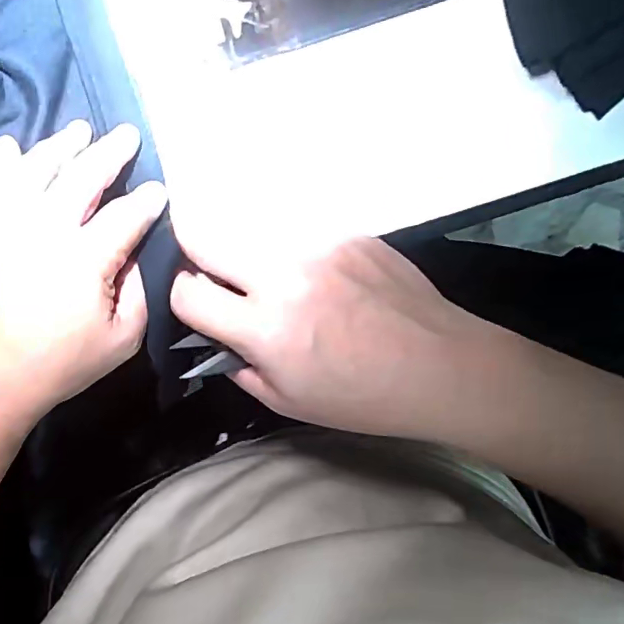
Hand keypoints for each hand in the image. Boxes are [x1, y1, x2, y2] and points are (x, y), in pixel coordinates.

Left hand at [0, 120, 166, 428]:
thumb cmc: (63, 362)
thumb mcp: (123, 338)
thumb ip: (137, 291)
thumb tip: (131, 254)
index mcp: (85, 260)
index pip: (125, 215)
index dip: (147, 200)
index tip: (159, 190)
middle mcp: (45, 232)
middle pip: (81, 177)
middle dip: (109, 152)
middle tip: (128, 135)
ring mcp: (9, 229)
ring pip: (35, 172)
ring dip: (60, 146)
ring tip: (79, 130)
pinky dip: (4, 165)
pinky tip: (13, 148)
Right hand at [169, 232, 490, 440]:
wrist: (442, 366)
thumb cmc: (362, 397)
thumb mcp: (287, 400)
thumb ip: (238, 364)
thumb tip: (215, 334)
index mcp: (266, 329)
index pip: (187, 292)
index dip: (181, 298)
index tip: (198, 304)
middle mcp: (284, 276)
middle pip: (203, 234)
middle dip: (192, 250)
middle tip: (207, 267)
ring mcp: (318, 245)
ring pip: (248, 223)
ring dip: (243, 246)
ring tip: (268, 273)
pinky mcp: (347, 231)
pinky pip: (295, 228)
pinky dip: (289, 247)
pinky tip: (315, 273)